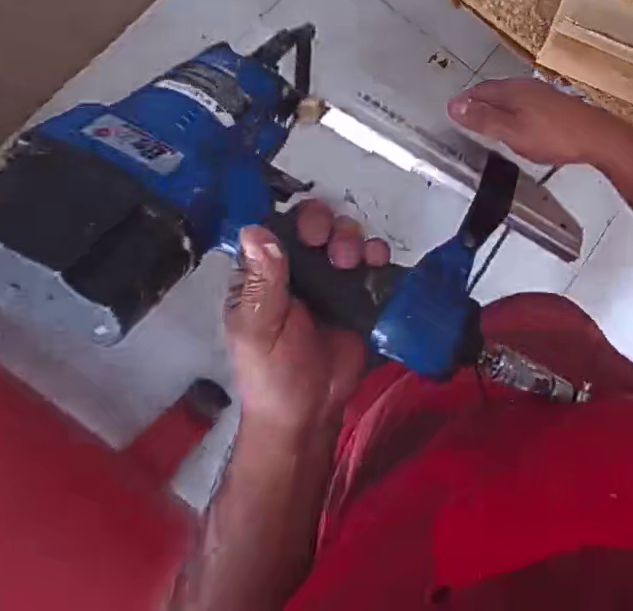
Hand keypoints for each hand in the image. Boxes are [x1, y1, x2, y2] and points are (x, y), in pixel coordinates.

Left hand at [226, 200, 389, 434]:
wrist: (312, 411)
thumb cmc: (273, 373)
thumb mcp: (259, 329)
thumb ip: (263, 281)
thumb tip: (255, 230)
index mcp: (263, 276)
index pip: (276, 229)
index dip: (296, 222)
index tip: (312, 236)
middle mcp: (297, 270)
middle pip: (317, 224)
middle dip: (331, 228)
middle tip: (337, 254)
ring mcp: (330, 278)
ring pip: (345, 235)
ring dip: (353, 239)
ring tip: (353, 264)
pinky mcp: (359, 290)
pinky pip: (371, 258)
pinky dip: (377, 253)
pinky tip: (375, 264)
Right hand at [448, 77, 632, 167]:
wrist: (598, 138)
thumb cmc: (557, 135)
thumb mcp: (512, 132)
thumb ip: (483, 119)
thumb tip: (456, 106)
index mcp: (514, 90)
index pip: (480, 90)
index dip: (465, 101)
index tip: (454, 110)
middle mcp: (529, 87)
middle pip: (497, 90)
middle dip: (481, 101)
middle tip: (468, 113)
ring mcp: (545, 94)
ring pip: (514, 96)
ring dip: (499, 106)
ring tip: (491, 119)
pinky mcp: (558, 105)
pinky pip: (529, 104)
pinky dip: (517, 111)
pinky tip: (521, 124)